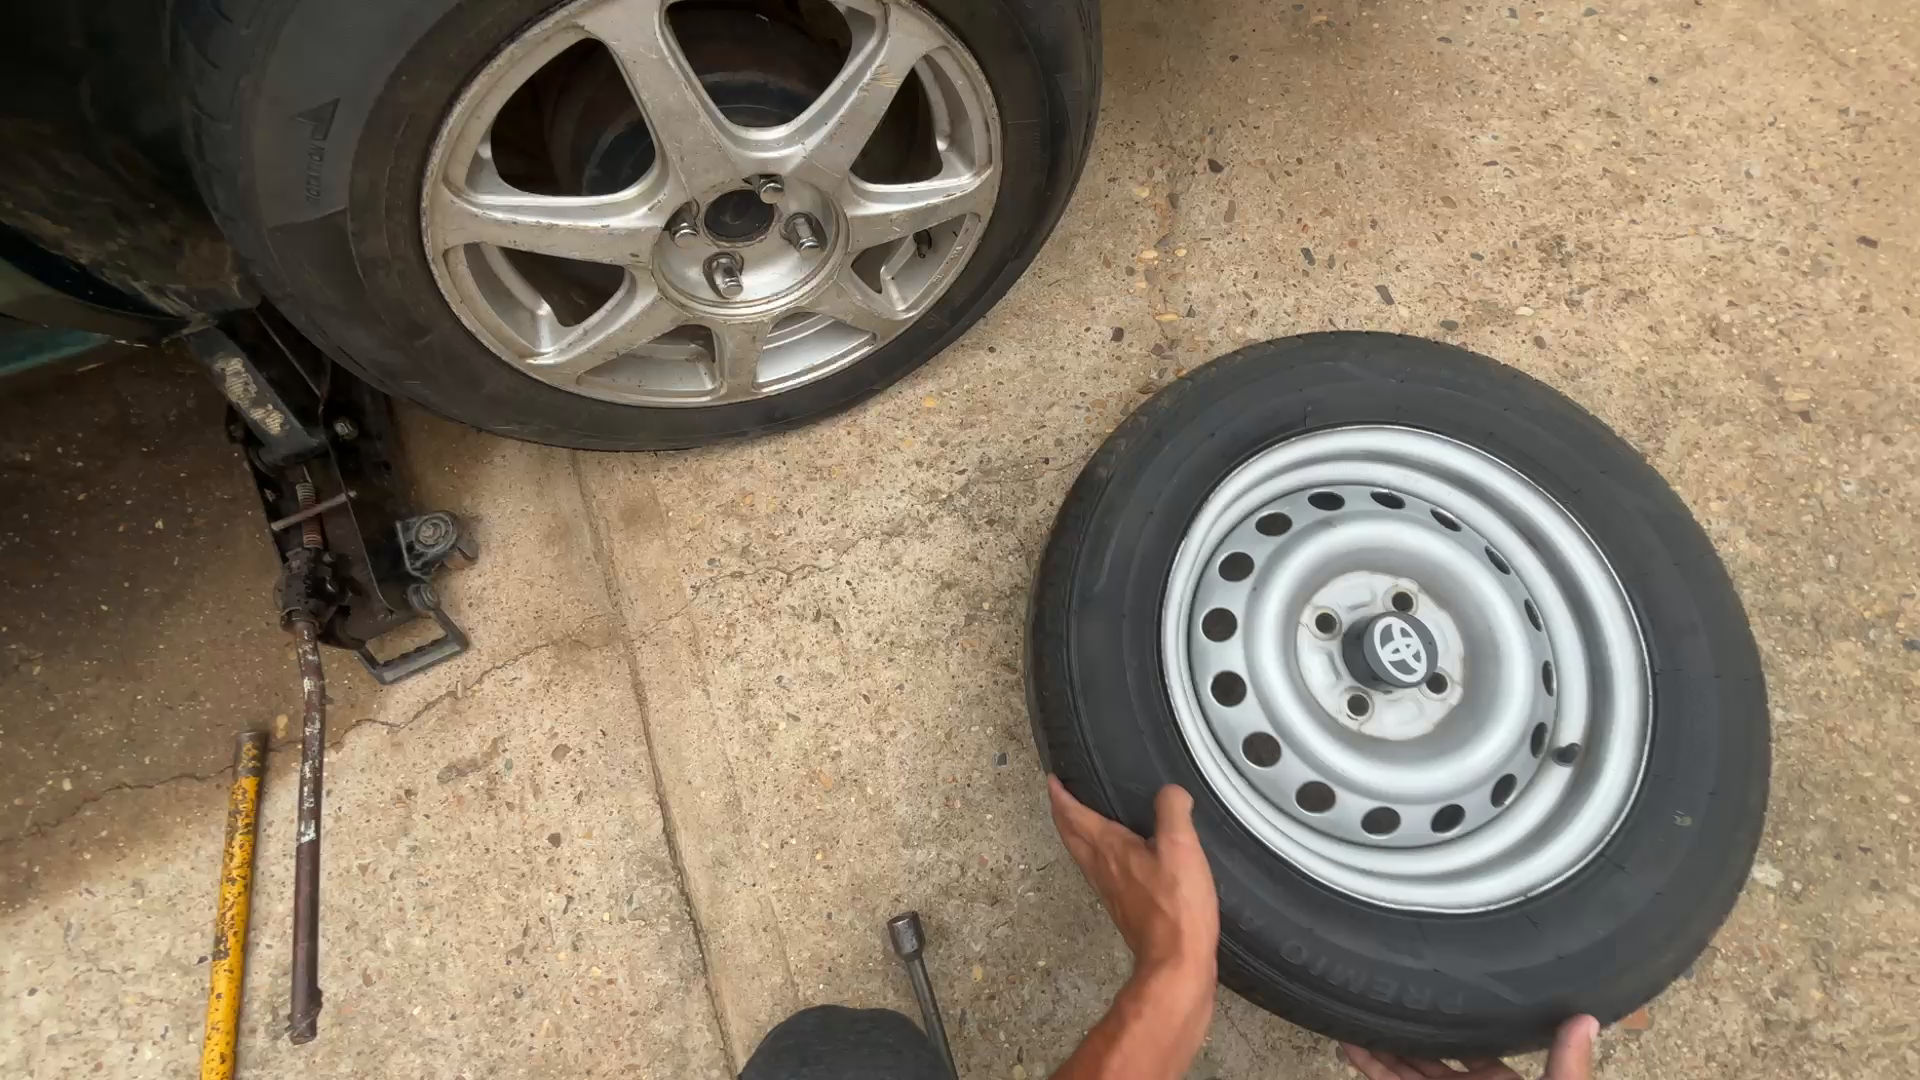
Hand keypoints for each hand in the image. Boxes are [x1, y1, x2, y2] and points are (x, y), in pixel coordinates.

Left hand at [1047, 775, 1218, 983]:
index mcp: (1108, 847)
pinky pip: (1094, 869)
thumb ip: (1172, 811)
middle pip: (1069, 833)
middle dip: (1060, 812)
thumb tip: (1171, 791)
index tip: (1051, 781)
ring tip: (1076, 820)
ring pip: (1079, 852)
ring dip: (1072, 832)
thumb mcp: (1181, 848)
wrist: (1175, 964)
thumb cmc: (1176, 907)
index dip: (1060, 795)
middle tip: (1057, 795)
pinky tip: (1107, 858)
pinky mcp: (1120, 907)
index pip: (1073, 815)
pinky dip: (1090, 852)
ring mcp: (1107, 889)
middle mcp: (1100, 866)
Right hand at [1339, 1015, 1599, 1079]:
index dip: (1443, 1016)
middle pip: (1426, 1052)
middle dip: (1401, 1027)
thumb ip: (1567, 1065)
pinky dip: (1368, 1066)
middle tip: (1374, 993)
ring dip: (1376, 1043)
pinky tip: (1348, 1044)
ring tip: (1351, 1011)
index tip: (1421, 987)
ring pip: (1400, 1066)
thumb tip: (1588, 1016)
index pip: (1466, 1043)